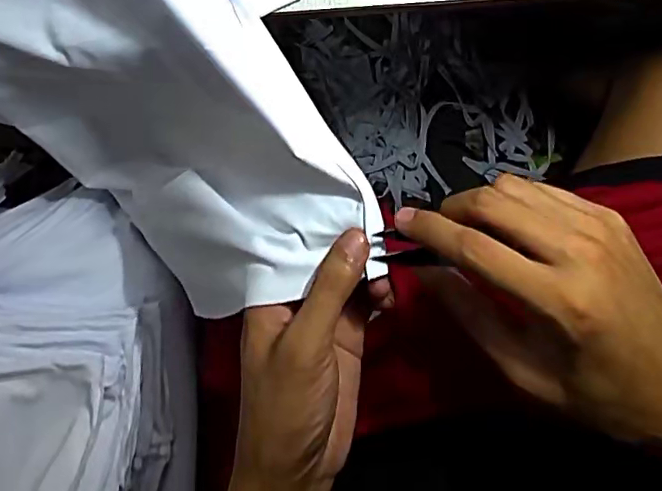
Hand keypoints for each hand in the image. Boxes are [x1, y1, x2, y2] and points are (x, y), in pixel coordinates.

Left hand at [229, 229, 388, 490]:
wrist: (298, 472)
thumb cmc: (284, 406)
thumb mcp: (305, 343)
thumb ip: (331, 288)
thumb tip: (354, 236)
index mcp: (271, 295)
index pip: (294, 246)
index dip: (321, 223)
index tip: (351, 198)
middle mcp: (296, 299)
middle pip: (326, 258)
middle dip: (352, 243)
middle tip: (382, 229)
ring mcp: (323, 317)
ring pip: (349, 276)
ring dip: (370, 269)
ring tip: (387, 272)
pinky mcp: (347, 335)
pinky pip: (365, 301)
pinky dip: (380, 293)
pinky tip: (390, 294)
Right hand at [395, 176, 661, 489]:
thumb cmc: (599, 395)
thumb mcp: (526, 375)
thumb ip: (470, 317)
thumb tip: (425, 270)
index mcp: (560, 299)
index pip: (475, 246)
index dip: (430, 228)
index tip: (401, 219)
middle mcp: (580, 249)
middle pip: (492, 202)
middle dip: (451, 206)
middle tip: (435, 225)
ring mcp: (599, 224)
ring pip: (514, 185)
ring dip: (481, 199)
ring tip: (471, 225)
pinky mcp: (610, 214)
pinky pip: (544, 188)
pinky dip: (516, 199)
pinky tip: (513, 225)